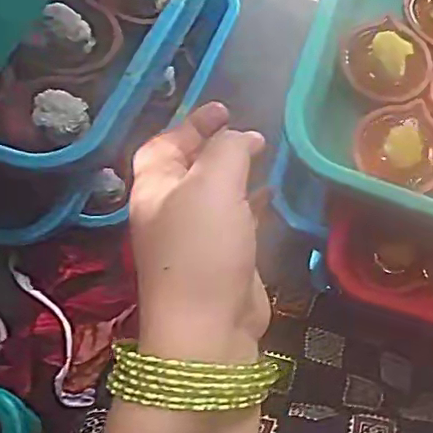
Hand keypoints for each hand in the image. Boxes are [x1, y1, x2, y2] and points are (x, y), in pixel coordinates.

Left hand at [129, 102, 269, 363]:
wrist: (211, 324)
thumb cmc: (203, 248)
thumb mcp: (213, 186)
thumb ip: (228, 151)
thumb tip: (244, 136)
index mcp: (155, 188)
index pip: (165, 144)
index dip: (191, 123)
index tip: (224, 108)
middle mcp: (173, 210)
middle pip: (193, 167)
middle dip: (219, 146)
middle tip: (253, 132)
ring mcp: (200, 237)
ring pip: (220, 194)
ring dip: (241, 173)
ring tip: (270, 156)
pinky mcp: (227, 258)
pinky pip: (241, 220)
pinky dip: (257, 203)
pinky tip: (276, 195)